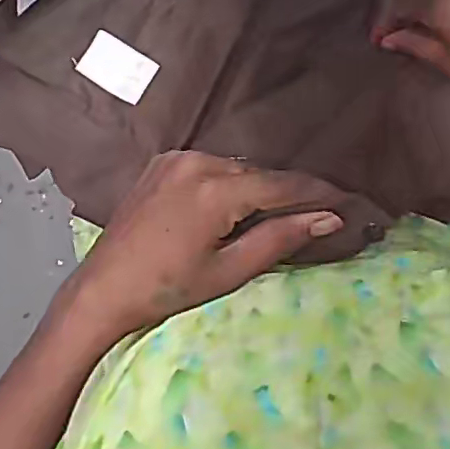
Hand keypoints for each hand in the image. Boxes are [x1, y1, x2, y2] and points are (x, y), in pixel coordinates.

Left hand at [59, 151, 347, 340]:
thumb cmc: (166, 289)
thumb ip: (281, 238)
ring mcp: (176, 159)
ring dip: (256, 187)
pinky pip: (210, 166)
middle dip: (288, 192)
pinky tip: (233, 206)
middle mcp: (196, 162)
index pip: (282, 184)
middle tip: (318, 211)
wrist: (103, 289)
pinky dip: (228, 182)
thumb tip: (328, 218)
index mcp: (215, 189)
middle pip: (259, 174)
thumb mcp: (229, 270)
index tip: (346, 199)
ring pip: (235, 168)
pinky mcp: (162, 162)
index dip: (318, 192)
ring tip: (279, 213)